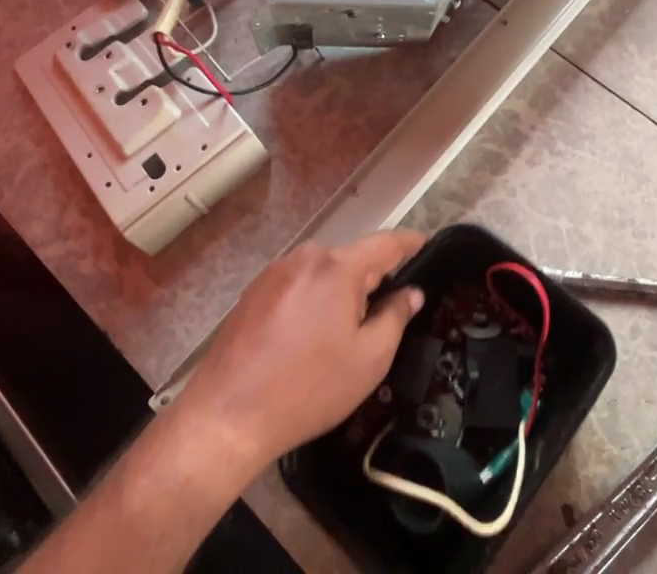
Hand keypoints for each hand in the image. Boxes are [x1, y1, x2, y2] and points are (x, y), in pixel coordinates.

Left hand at [179, 230, 427, 472]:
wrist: (228, 414)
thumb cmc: (309, 388)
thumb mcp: (369, 359)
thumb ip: (395, 317)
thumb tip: (410, 293)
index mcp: (337, 268)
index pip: (386, 242)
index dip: (411, 242)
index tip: (428, 244)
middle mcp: (305, 258)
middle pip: (352, 258)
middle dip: (374, 277)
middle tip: (392, 309)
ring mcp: (275, 273)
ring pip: (323, 273)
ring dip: (342, 292)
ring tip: (350, 330)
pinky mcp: (254, 292)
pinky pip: (299, 286)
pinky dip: (314, 301)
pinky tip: (313, 337)